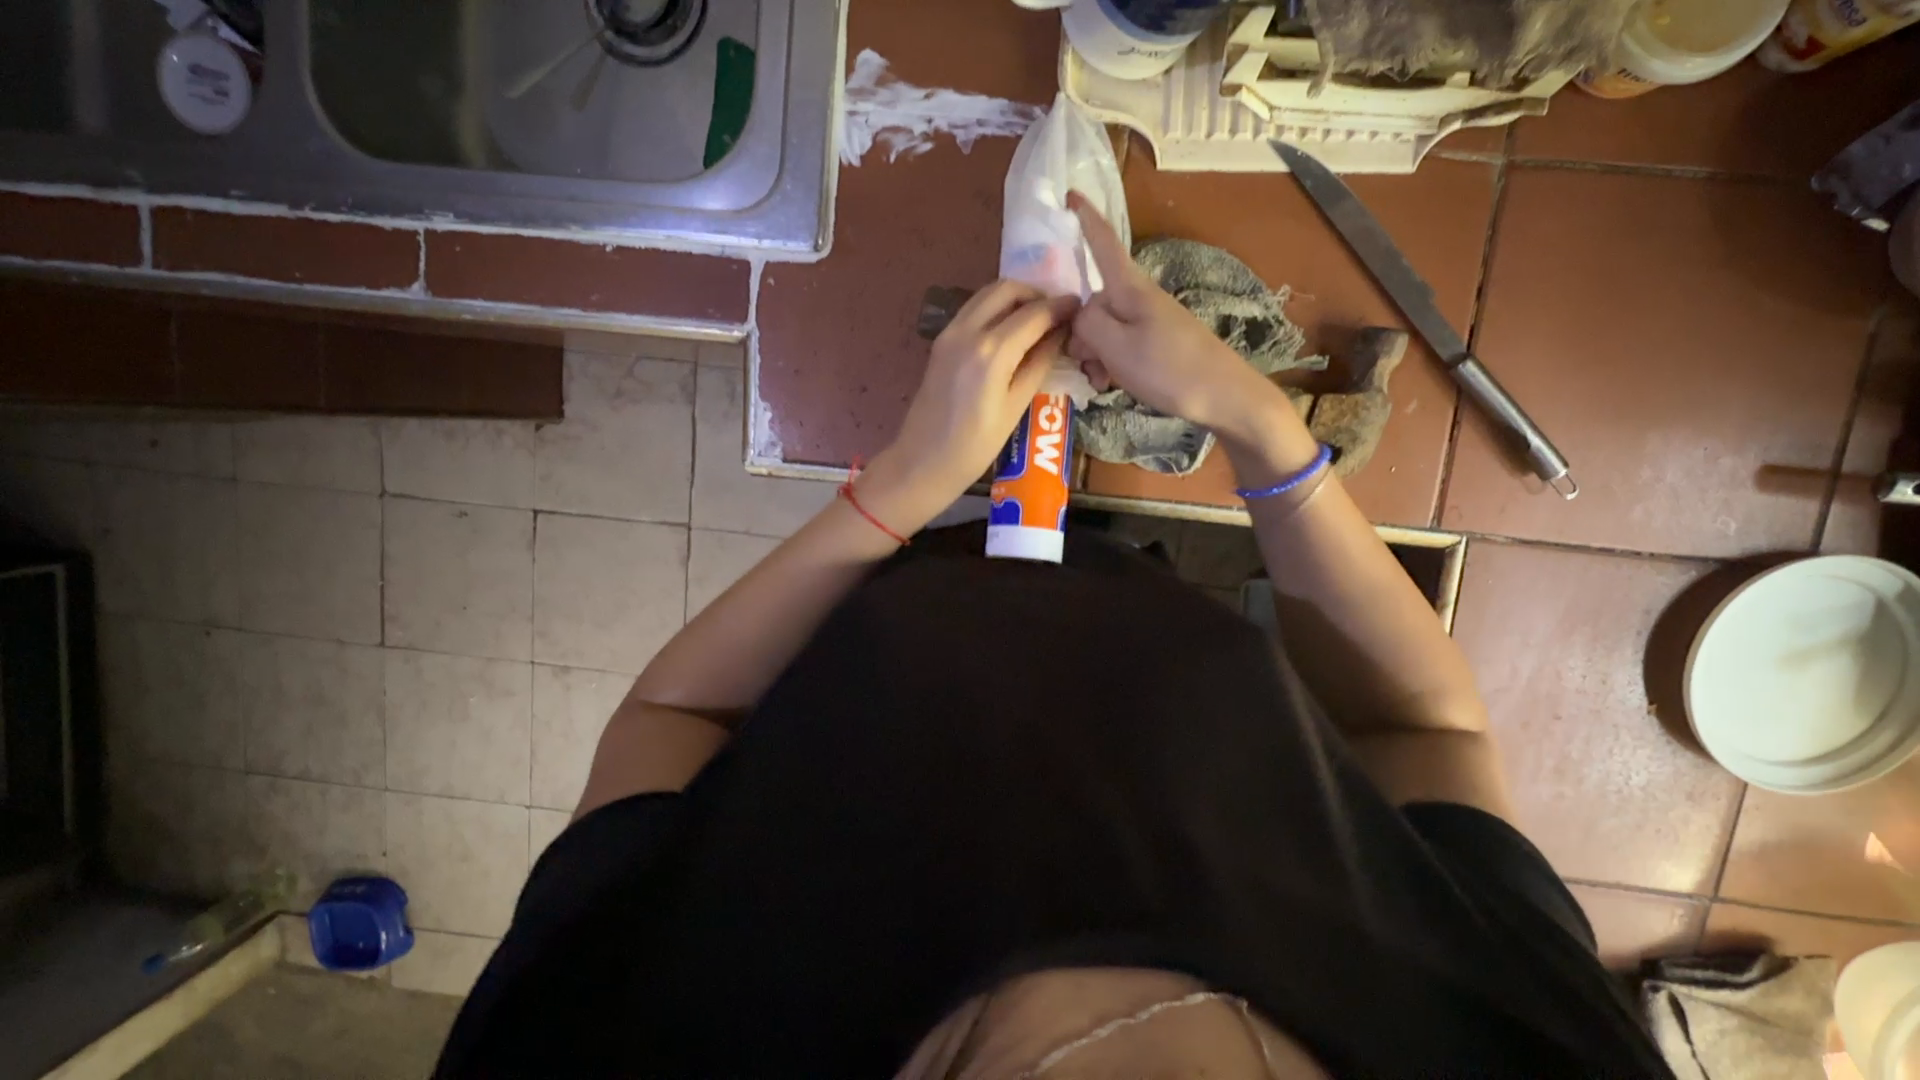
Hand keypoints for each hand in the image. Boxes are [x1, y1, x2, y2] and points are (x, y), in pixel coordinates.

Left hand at [861, 281, 1077, 530]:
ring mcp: (950, 333)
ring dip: (1014, 299)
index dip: (1061, 306)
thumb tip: (1060, 334)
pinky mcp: (941, 341)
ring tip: (1036, 320)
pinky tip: (1010, 331)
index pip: (1034, 313)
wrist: (923, 462)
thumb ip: (1039, 363)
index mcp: (991, 351)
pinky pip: (973, 310)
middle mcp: (968, 331)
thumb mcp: (1015, 407)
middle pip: (1007, 290)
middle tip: (1056, 313)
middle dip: (1036, 294)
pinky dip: (995, 309)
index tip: (1080, 306)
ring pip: (987, 295)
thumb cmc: (975, 446)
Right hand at [1065, 191, 1295, 447]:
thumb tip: (1079, 314)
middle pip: (1092, 301)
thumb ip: (1087, 324)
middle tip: (1086, 364)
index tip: (1069, 194)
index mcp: (1129, 289)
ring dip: (1092, 355)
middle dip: (1078, 332)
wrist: (1224, 396)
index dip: (1085, 217)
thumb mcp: (1116, 347)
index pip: (1103, 243)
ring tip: (1102, 381)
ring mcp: (1147, 321)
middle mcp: (1137, 298)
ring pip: (1101, 330)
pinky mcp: (1154, 343)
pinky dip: (1108, 364)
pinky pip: (1117, 346)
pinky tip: (1112, 386)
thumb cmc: (1169, 369)